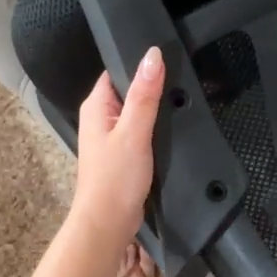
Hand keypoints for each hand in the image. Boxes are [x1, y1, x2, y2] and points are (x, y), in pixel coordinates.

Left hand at [71, 47, 164, 245]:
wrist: (108, 222)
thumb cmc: (115, 178)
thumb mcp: (134, 131)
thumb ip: (145, 94)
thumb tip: (153, 55)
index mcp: (96, 105)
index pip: (118, 71)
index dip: (140, 65)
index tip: (168, 60)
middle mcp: (100, 117)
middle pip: (130, 90)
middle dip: (152, 88)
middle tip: (180, 83)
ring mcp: (111, 137)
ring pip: (138, 113)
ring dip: (155, 111)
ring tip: (179, 103)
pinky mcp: (123, 154)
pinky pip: (141, 132)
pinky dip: (155, 131)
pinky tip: (170, 130)